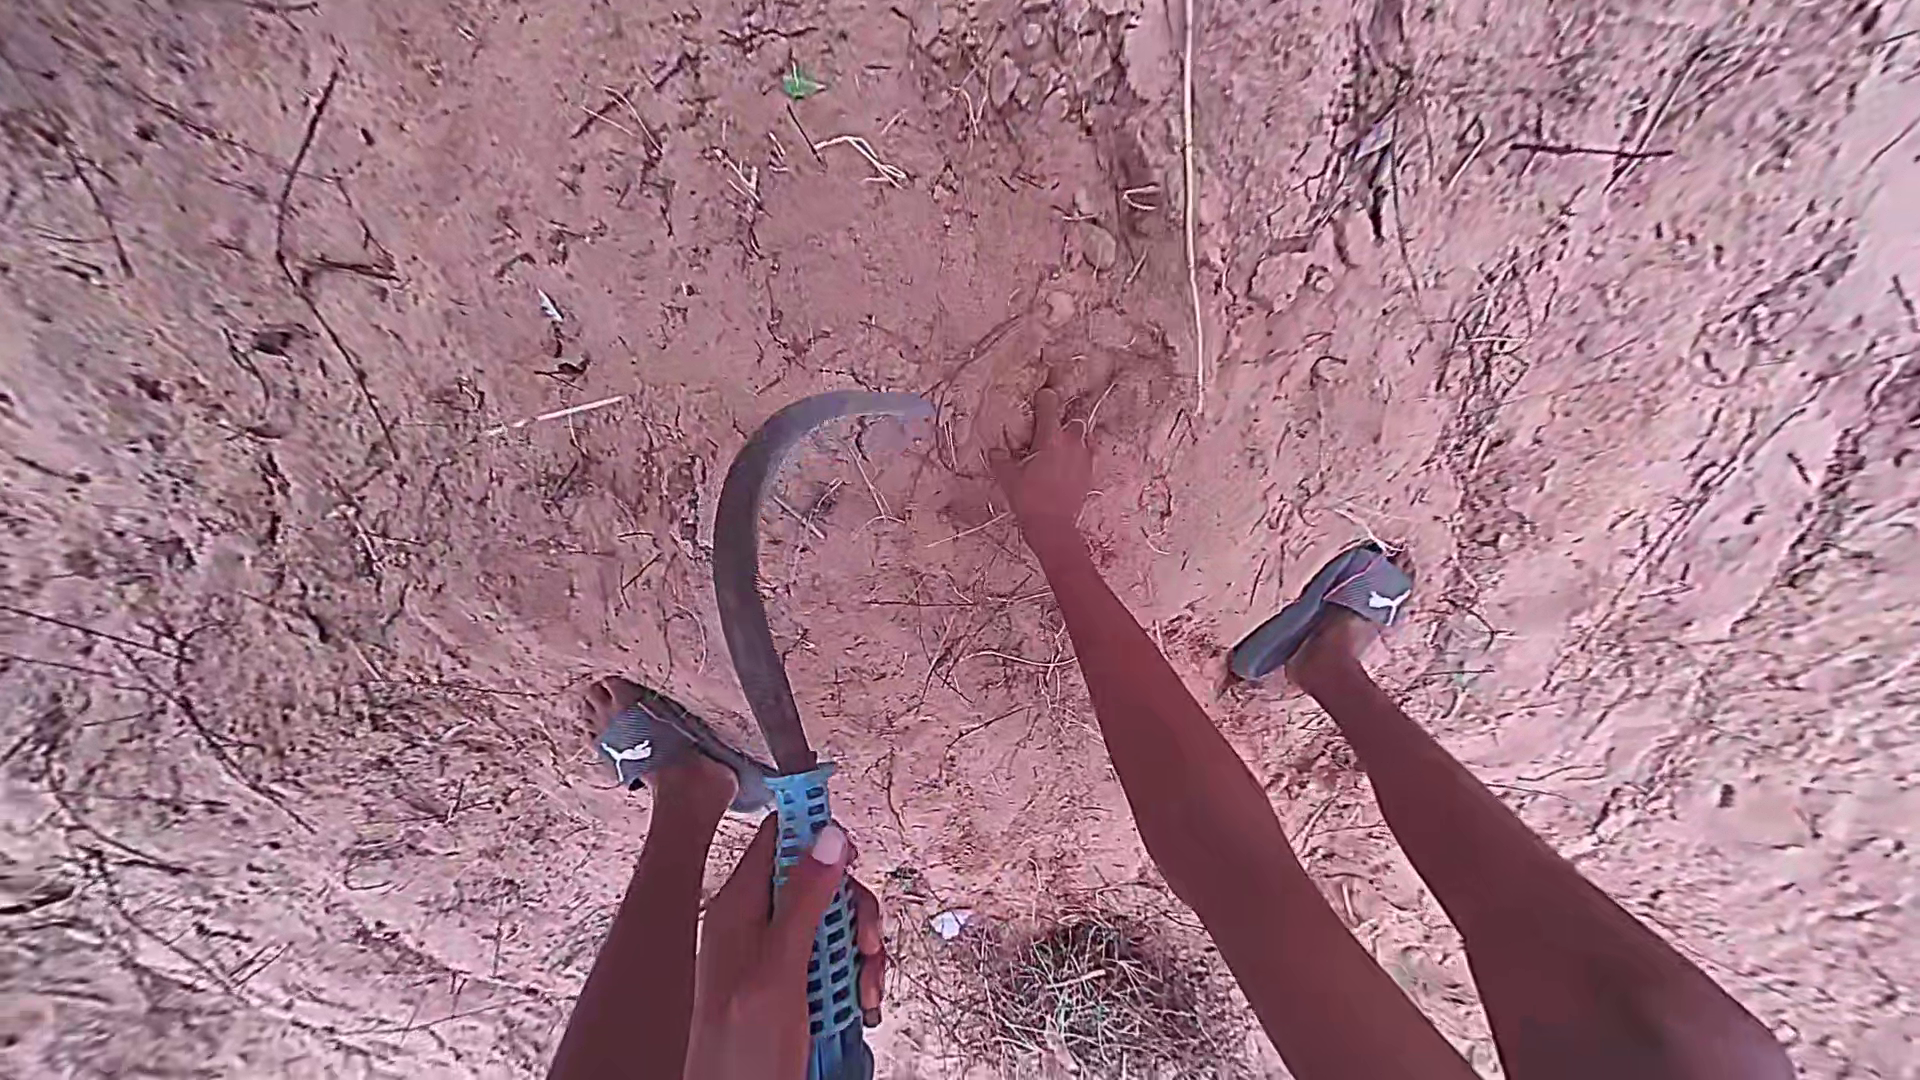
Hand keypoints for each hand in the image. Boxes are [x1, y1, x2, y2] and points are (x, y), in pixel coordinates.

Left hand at [684, 819, 887, 1079]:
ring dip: (861, 945)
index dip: (816, 830)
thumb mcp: (778, 969)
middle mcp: (760, 920)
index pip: (780, 836)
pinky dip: (859, 972)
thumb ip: (805, 899)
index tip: (850, 846)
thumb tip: (831, 835)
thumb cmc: (741, 1055)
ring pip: (837, 916)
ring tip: (865, 982)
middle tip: (864, 938)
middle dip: (852, 905)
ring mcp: (781, 950)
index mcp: (740, 905)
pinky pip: (840, 953)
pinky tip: (862, 1000)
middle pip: (820, 877)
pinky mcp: (800, 978)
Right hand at [989, 387, 1092, 533]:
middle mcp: (1072, 443)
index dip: (1044, 398)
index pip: (1049, 405)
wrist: (1053, 526)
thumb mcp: (1008, 478)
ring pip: (1084, 435)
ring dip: (1074, 435)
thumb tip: (996, 452)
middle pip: (1074, 418)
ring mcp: (1084, 458)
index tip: (1041, 396)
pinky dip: (1080, 453)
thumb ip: (1001, 460)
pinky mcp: (1089, 473)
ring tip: (1061, 443)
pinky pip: (1088, 454)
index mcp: (1050, 438)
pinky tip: (1069, 462)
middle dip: (1063, 418)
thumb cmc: (1030, 500)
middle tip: (1051, 424)